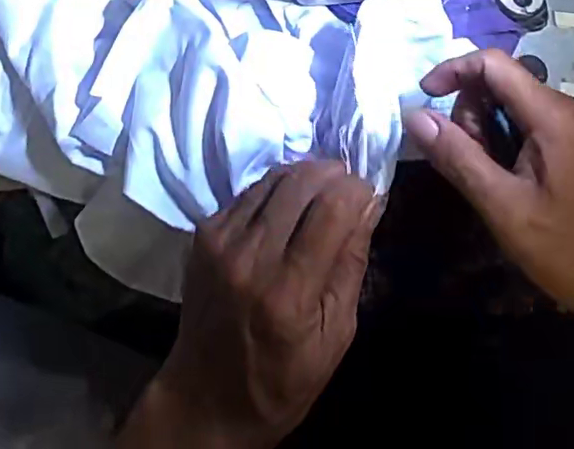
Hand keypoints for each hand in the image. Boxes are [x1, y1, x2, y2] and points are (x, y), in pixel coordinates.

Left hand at [118, 161, 381, 448]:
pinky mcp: (204, 232)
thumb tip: (369, 204)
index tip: (368, 192)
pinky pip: (249, 192)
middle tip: (347, 183)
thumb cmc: (281, 379)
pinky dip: (275, 190)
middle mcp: (250, 258)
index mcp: (288, 293)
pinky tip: (286, 206)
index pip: (330, 210)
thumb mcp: (335, 336)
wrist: (205, 398)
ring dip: (304, 175)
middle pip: (300, 183)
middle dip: (332, 173)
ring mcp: (221, 241)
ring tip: (321, 188)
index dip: (356, 189)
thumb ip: (351, 264)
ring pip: (273, 179)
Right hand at [403, 49, 573, 323]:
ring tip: (484, 176)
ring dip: (479, 128)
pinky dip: (496, 138)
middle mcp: (559, 107)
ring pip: (503, 101)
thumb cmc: (569, 250)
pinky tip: (499, 177)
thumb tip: (414, 115)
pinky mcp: (562, 142)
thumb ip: (458, 157)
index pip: (491, 62)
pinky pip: (517, 120)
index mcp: (550, 114)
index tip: (424, 99)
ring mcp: (564, 124)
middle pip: (495, 80)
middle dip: (467, 111)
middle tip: (465, 160)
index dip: (452, 70)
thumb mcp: (504, 206)